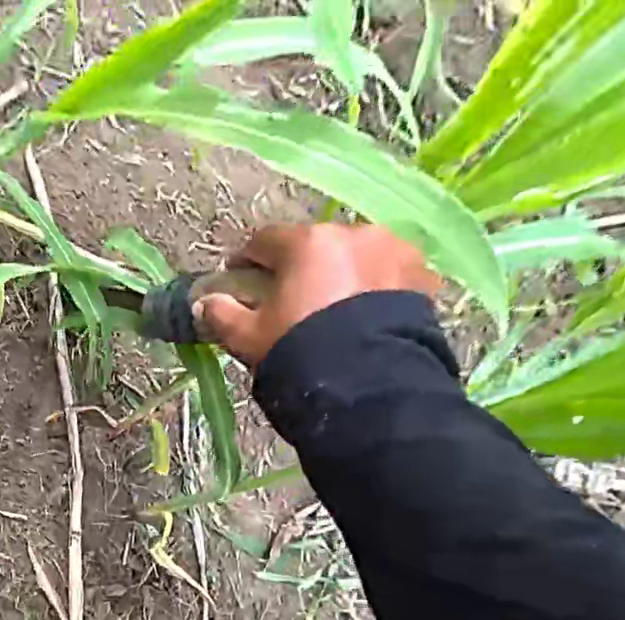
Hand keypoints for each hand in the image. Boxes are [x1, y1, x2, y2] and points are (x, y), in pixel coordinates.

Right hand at [193, 223, 440, 370]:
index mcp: (305, 243)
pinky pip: (385, 272)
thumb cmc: (297, 350)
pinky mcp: (421, 272)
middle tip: (287, 299)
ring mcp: (392, 248)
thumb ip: (222, 315)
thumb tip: (203, 302)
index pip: (264, 240)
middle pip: (313, 245)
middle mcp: (352, 233)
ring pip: (352, 255)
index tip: (238, 280)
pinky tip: (361, 313)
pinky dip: (370, 285)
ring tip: (330, 308)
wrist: (367, 381)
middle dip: (297, 267)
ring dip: (338, 273)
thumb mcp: (248, 337)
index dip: (246, 260)